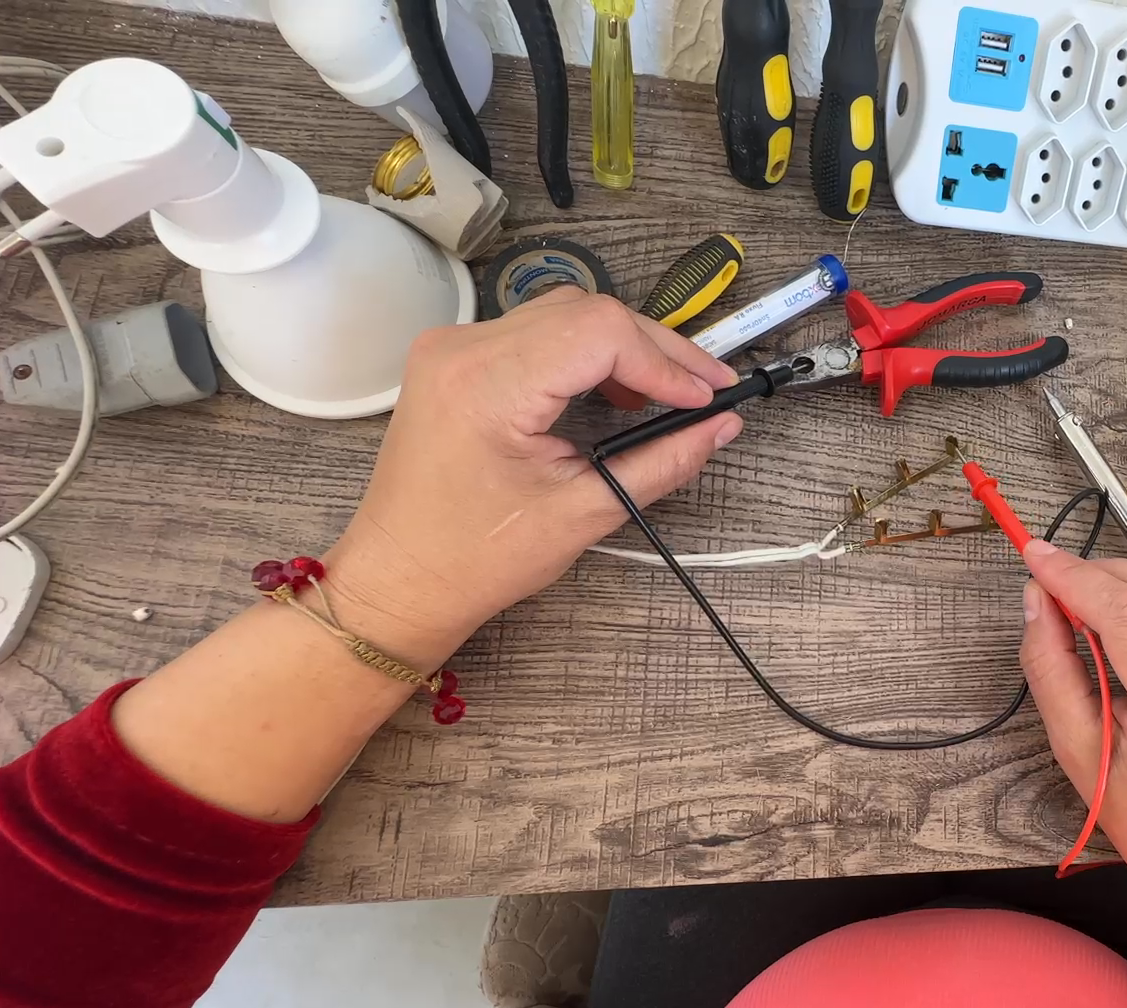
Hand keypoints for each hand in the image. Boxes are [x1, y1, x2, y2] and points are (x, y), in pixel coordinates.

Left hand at [324, 289, 742, 666]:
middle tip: (710, 388)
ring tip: (674, 391)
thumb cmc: (482, 556)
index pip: (600, 332)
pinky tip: (621, 390)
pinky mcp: (461, 359)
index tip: (708, 400)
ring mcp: (457, 346)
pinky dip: (595, 353)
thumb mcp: (588, 511)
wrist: (402, 576)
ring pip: (569, 313)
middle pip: (588, 311)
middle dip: (660, 348)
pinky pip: (544, 332)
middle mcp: (465, 347)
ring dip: (631, 347)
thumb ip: (664, 461)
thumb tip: (724, 427)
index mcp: (489, 384)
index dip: (666, 363)